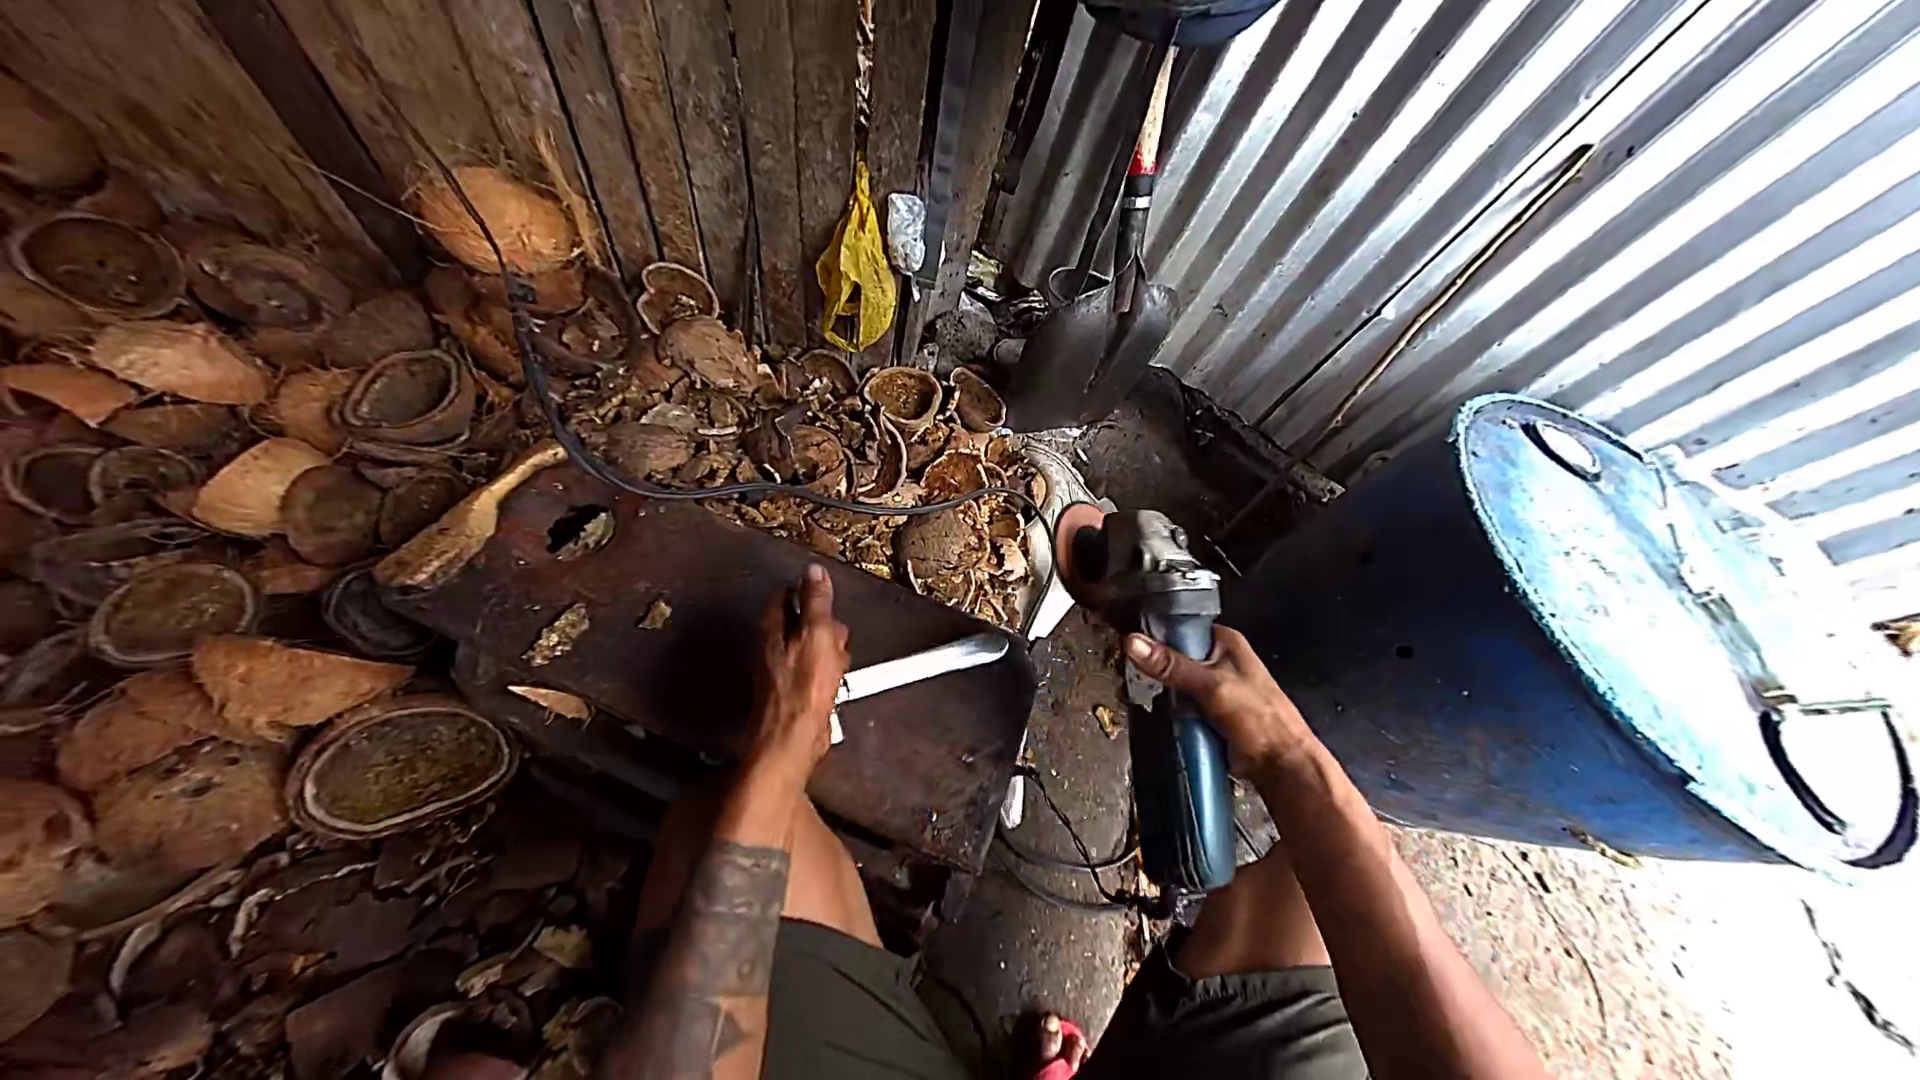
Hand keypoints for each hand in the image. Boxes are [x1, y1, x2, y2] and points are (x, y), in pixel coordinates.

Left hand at [751, 564, 850, 773]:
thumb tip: (814, 572)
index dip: (809, 593)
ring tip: (835, 667)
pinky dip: (829, 674)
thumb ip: (816, 601)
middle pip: (806, 621)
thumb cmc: (801, 689)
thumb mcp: (817, 634)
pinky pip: (819, 670)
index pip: (787, 594)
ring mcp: (783, 668)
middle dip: (827, 628)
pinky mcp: (796, 688)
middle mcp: (772, 645)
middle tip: (834, 640)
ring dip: (832, 654)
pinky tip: (833, 683)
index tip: (826, 598)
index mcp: (771, 627)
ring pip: (816, 647)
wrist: (796, 735)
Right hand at [1124, 626, 1318, 777]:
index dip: (1154, 635)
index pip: (1179, 627)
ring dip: (1158, 692)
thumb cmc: (1262, 720)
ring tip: (1140, 695)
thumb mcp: (1211, 685)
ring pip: (1170, 682)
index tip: (1131, 646)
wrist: (1280, 767)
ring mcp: (1210, 687)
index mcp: (1224, 642)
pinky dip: (1167, 709)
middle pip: (1170, 656)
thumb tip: (1136, 644)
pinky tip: (1157, 712)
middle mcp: (1217, 660)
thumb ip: (1171, 665)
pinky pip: (1175, 704)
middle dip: (1153, 669)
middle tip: (1134, 677)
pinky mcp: (1204, 710)